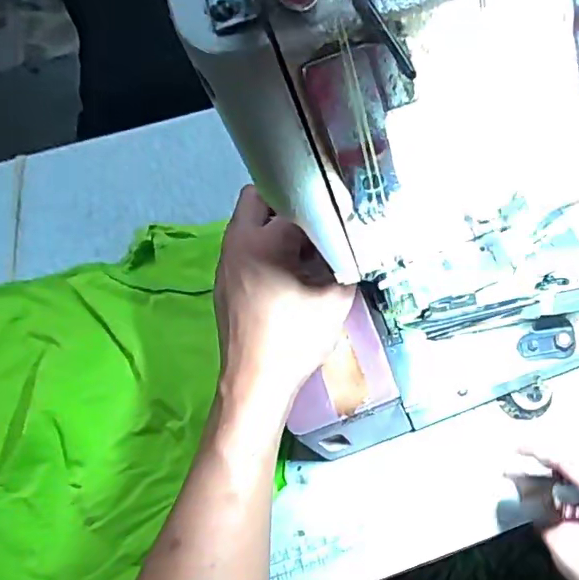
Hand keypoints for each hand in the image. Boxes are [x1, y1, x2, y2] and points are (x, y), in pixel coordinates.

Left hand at [215, 185, 356, 409]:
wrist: (255, 381)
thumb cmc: (295, 339)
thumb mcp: (335, 300)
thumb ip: (346, 265)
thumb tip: (354, 247)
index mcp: (263, 241)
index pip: (295, 204)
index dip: (322, 210)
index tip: (340, 221)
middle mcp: (237, 242)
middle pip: (258, 198)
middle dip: (288, 206)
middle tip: (317, 229)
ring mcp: (225, 262)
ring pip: (248, 224)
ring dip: (275, 229)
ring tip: (306, 255)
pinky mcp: (224, 282)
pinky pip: (244, 249)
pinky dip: (265, 251)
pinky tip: (288, 278)